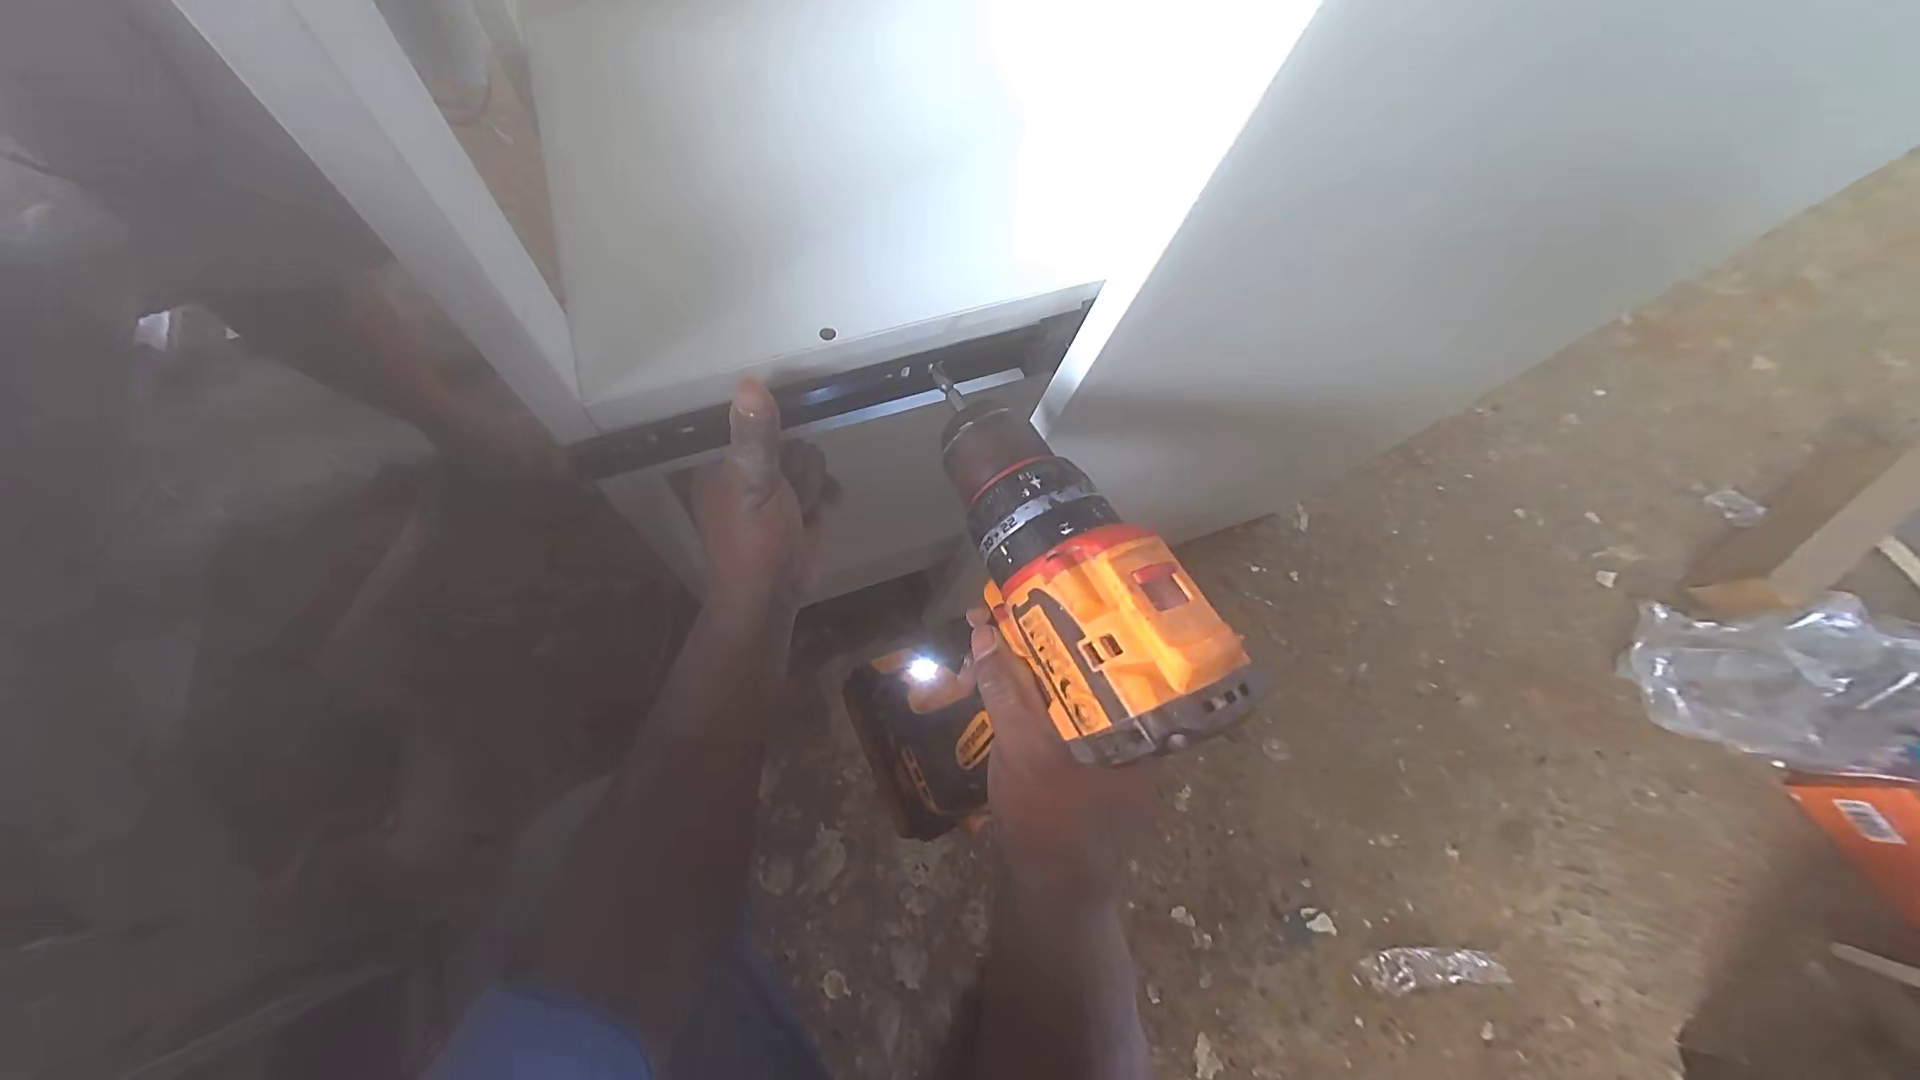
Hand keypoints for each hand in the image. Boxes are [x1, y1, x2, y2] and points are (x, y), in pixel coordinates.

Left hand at [691, 379, 838, 621]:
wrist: (775, 594)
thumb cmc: (754, 540)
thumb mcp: (753, 483)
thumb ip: (756, 436)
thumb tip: (751, 382)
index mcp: (724, 459)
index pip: (757, 420)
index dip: (774, 434)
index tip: (777, 457)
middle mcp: (750, 467)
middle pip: (793, 438)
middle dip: (797, 468)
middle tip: (786, 496)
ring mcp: (778, 486)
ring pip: (812, 458)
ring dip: (810, 485)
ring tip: (798, 511)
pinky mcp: (802, 503)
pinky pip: (825, 479)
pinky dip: (824, 495)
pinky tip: (818, 512)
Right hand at [969, 608, 1153, 904]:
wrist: (1053, 887)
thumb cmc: (1046, 817)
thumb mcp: (1020, 746)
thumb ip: (1004, 688)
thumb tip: (986, 633)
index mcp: (1132, 714)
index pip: (1101, 644)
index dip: (1057, 617)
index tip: (1022, 595)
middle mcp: (1128, 720)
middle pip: (1077, 659)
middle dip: (1029, 638)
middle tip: (991, 620)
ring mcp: (1107, 737)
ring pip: (1062, 683)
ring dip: (1021, 663)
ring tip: (985, 645)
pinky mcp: (1085, 751)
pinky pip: (1057, 707)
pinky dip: (1026, 691)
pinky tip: (997, 680)